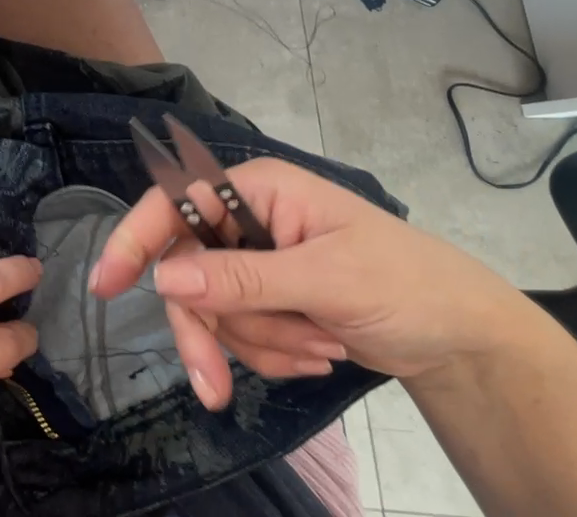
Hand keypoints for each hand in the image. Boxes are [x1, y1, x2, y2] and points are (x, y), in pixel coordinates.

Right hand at [89, 157, 535, 409]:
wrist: (470, 344)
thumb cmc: (410, 287)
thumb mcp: (329, 280)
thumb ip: (244, 278)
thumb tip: (164, 281)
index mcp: (254, 189)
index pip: (174, 205)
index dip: (136, 241)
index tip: (106, 285)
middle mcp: (243, 218)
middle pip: (186, 272)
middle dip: (212, 329)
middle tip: (213, 387)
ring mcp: (252, 261)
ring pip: (210, 309)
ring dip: (260, 342)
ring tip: (322, 347)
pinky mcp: (263, 298)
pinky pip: (235, 332)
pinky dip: (271, 353)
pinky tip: (318, 353)